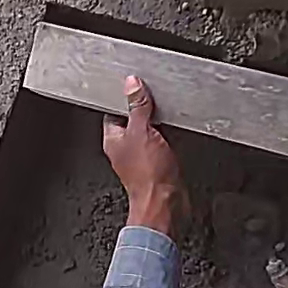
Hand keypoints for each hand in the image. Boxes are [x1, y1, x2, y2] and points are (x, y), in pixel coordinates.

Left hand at [103, 76, 185, 236]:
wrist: (165, 203)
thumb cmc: (147, 176)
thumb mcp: (141, 131)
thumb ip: (137, 107)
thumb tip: (132, 85)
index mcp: (113, 139)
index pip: (114, 111)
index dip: (124, 97)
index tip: (136, 85)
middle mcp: (125, 148)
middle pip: (133, 119)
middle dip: (144, 108)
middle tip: (155, 97)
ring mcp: (141, 156)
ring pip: (149, 130)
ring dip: (158, 121)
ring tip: (166, 112)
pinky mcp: (157, 162)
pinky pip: (162, 141)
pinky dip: (168, 134)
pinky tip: (175, 131)